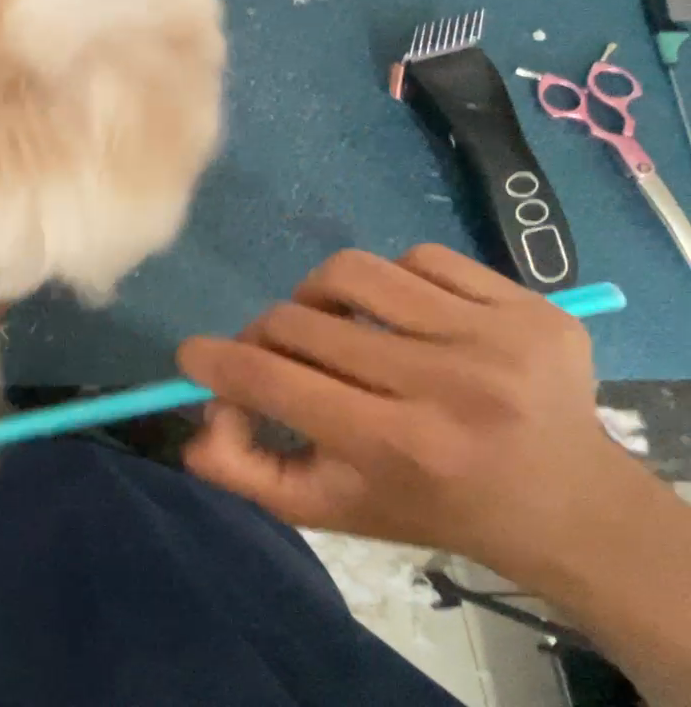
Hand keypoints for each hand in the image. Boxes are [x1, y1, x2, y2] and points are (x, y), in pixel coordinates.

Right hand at [176, 244, 645, 579]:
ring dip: (317, 297)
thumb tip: (196, 417)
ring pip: (348, 273)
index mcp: (399, 445)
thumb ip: (240, 469)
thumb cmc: (426, 506)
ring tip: (334, 329)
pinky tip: (402, 320)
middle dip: (263, 339)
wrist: (571, 508)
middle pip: (294, 322)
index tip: (194, 358)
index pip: (269, 377)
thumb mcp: (322, 506)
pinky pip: (418, 258)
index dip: (210, 361)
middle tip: (276, 360)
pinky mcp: (533, 308)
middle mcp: (451, 387)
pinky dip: (391, 282)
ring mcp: (497, 339)